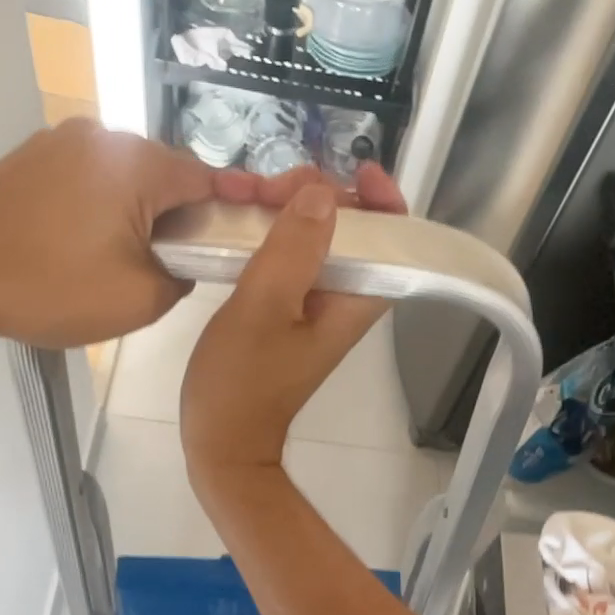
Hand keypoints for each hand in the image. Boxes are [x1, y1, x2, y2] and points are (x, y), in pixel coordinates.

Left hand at [0, 118, 213, 351]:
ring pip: (125, 181)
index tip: (235, 248)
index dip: (229, 215)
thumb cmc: (49, 289)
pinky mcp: (27, 160)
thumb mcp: (139, 300)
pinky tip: (84, 252)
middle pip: (165, 177)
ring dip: (138, 219)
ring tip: (122, 268)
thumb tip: (182, 265)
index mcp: (136, 162)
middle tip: (172, 271)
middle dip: (178, 221)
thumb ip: (182, 279)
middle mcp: (100, 135)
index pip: (208, 181)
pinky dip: (101, 214)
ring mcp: (58, 143)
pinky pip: (87, 183)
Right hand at [180, 165, 407, 478]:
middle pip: (350, 231)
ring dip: (287, 212)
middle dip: (317, 196)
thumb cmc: (241, 382)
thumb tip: (322, 194)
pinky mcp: (286, 314)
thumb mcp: (262, 307)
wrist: (222, 443)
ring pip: (315, 242)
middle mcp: (342, 302)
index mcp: (352, 303)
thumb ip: (294, 250)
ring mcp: (313, 309)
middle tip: (268, 188)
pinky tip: (240, 224)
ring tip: (245, 198)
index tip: (352, 171)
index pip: (392, 240)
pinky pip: (289, 261)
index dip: (382, 199)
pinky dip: (270, 236)